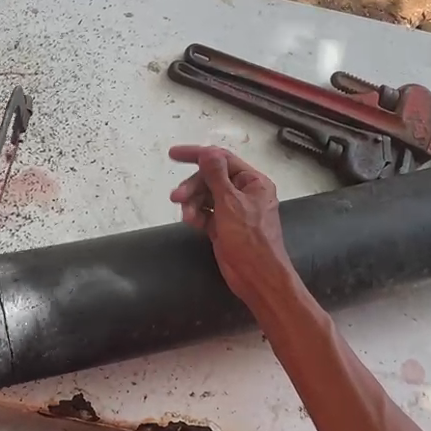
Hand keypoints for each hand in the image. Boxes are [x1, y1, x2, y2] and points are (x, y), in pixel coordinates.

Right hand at [168, 145, 299, 313]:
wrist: (257, 277)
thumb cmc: (249, 238)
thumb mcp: (230, 203)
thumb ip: (216, 176)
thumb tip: (207, 152)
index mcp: (253, 182)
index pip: (222, 159)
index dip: (197, 154)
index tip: (173, 155)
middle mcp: (244, 192)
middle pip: (211, 178)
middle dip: (193, 186)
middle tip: (176, 197)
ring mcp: (233, 210)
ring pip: (206, 196)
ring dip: (193, 202)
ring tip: (187, 216)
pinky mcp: (224, 226)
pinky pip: (206, 213)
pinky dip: (197, 215)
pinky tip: (191, 222)